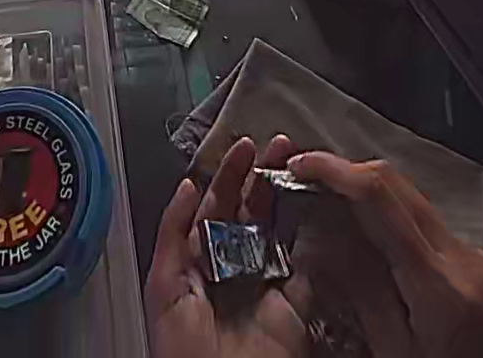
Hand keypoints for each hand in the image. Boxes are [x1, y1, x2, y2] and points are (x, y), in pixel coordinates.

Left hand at [146, 135, 309, 357]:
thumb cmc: (181, 350)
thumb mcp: (164, 286)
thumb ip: (172, 231)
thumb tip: (187, 184)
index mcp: (202, 255)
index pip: (217, 203)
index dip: (230, 173)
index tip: (245, 146)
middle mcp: (235, 261)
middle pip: (252, 208)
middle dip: (264, 174)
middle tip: (281, 144)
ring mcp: (266, 280)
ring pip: (279, 227)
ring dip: (289, 194)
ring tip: (299, 163)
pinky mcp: (294, 305)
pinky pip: (308, 265)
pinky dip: (316, 237)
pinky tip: (318, 205)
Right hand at [288, 152, 482, 357]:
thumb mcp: (394, 356)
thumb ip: (359, 288)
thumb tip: (317, 232)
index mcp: (439, 285)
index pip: (377, 194)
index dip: (332, 168)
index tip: (298, 164)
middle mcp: (465, 258)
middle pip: (395, 183)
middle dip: (347, 174)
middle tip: (309, 182)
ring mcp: (479, 258)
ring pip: (411, 198)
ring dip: (369, 195)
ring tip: (333, 210)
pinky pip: (427, 223)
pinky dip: (393, 219)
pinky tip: (374, 243)